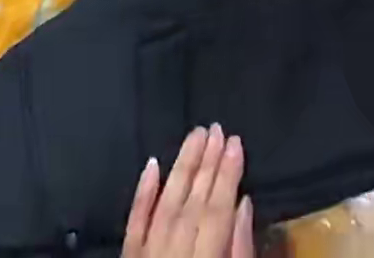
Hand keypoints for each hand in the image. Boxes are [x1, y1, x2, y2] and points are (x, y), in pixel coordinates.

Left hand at [123, 125, 252, 257]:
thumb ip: (241, 250)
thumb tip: (244, 203)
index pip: (217, 211)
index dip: (228, 174)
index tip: (236, 140)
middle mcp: (172, 252)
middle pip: (192, 202)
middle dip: (207, 162)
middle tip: (216, 128)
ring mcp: (147, 254)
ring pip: (166, 203)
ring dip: (182, 166)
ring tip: (195, 134)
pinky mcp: (129, 256)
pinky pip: (135, 221)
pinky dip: (144, 192)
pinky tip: (152, 163)